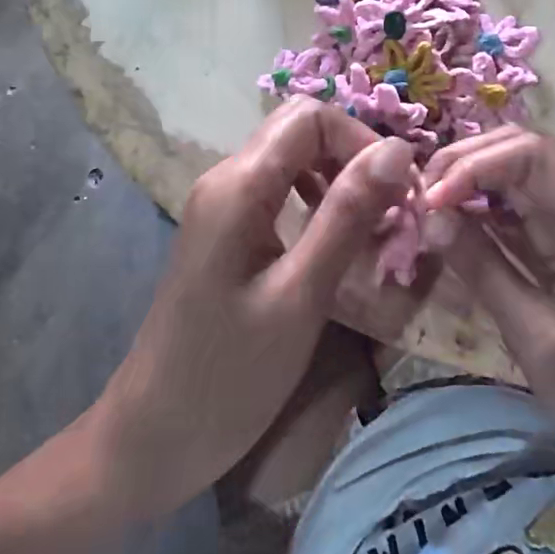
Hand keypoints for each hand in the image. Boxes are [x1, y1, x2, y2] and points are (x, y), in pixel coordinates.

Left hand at [88, 99, 416, 513]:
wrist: (154, 436)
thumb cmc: (230, 374)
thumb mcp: (301, 295)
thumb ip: (348, 215)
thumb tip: (398, 150)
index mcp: (239, 185)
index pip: (311, 117)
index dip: (362, 141)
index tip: (400, 192)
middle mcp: (226, 178)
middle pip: (301, 130)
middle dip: (354, 156)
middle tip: (393, 209)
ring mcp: (221, 204)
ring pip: (292, 158)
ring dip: (339, 177)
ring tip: (374, 225)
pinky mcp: (225, 230)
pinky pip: (279, 189)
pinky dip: (317, 199)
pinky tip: (336, 238)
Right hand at [422, 126, 554, 525]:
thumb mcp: (535, 336)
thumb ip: (482, 267)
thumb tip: (430, 217)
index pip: (536, 156)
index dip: (476, 164)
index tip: (431, 197)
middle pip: (531, 154)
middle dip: (472, 162)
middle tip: (424, 191)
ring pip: (526, 175)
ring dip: (476, 179)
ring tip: (430, 200)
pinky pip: (528, 208)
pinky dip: (489, 207)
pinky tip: (456, 218)